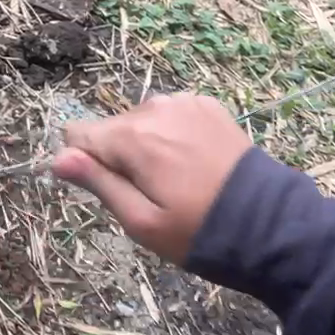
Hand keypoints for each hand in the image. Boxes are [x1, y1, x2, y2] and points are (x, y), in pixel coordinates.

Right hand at [50, 94, 252, 261]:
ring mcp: (183, 102)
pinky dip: (171, 134)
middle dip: (119, 156)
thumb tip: (58, 158)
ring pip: (138, 121)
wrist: (276, 227)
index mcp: (132, 137)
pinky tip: (193, 161)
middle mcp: (153, 108)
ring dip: (145, 145)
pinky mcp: (205, 104)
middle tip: (152, 193)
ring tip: (176, 180)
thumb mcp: (141, 221)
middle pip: (110, 128)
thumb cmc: (199, 232)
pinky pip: (168, 115)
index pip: (77, 134)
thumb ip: (97, 183)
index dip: (86, 164)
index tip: (114, 190)